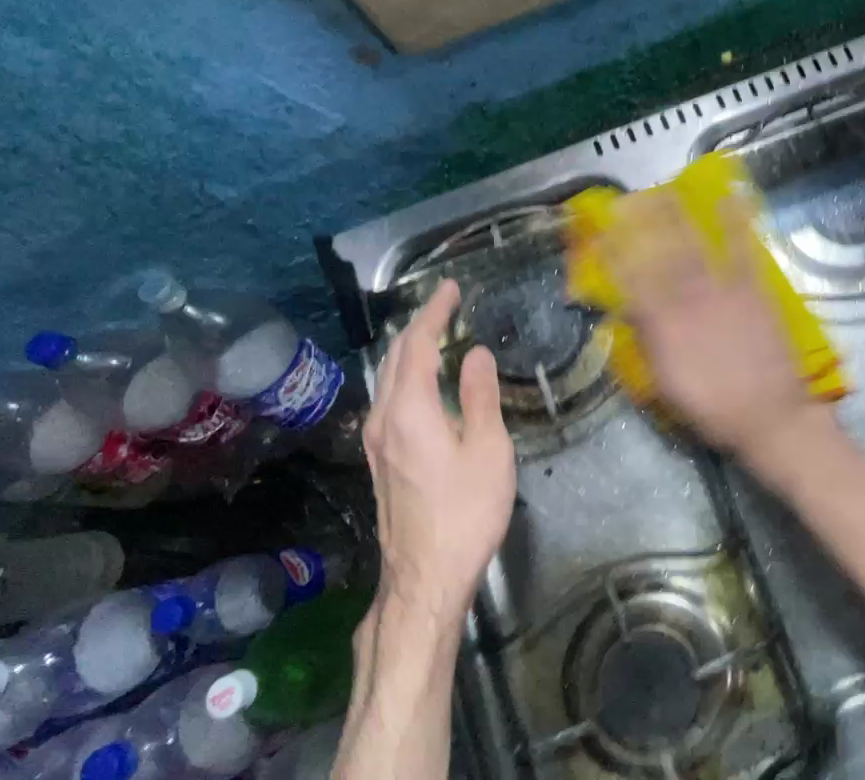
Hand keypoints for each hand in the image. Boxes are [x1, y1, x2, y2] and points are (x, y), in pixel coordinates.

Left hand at [362, 279, 516, 624]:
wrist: (426, 576)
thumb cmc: (466, 512)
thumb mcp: (488, 450)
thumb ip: (481, 396)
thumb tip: (475, 354)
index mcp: (410, 410)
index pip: (417, 345)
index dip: (434, 312)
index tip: (450, 288)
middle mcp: (383, 419)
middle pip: (394, 358)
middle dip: (418, 326)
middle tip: (446, 305)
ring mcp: (376, 442)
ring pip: (387, 379)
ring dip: (410, 350)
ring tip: (437, 334)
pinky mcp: (380, 460)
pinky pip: (390, 399)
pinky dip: (407, 376)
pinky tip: (425, 382)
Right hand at [605, 190, 826, 461]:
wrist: (770, 416)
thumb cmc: (713, 409)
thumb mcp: (665, 387)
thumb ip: (645, 345)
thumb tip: (626, 311)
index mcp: (663, 327)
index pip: (629, 282)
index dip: (611, 256)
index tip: (598, 234)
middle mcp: (688, 301)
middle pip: (658, 255)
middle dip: (640, 225)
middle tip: (627, 199)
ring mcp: (723, 292)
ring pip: (694, 246)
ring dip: (677, 216)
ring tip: (664, 191)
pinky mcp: (755, 290)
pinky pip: (744, 251)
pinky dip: (737, 223)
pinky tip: (731, 199)